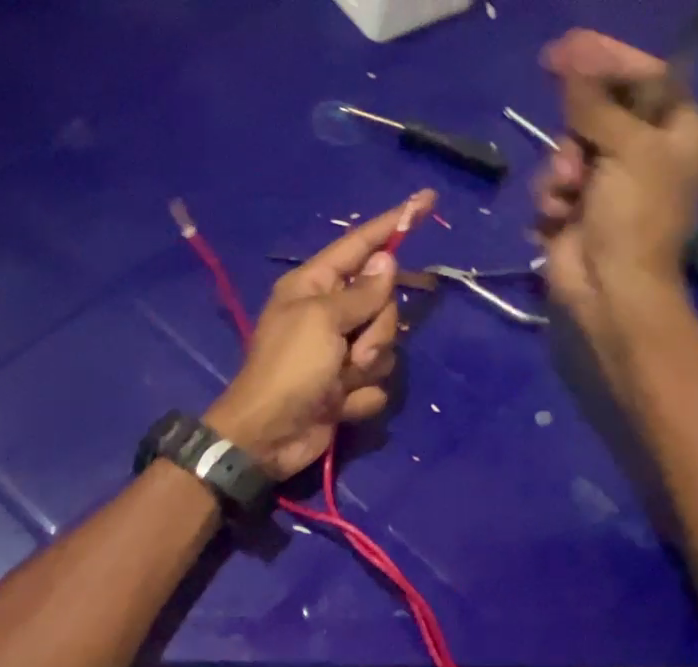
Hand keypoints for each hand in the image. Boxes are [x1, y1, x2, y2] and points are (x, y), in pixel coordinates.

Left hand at [204, 190, 434, 479]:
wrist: (269, 435)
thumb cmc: (288, 370)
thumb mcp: (323, 320)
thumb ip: (362, 292)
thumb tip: (386, 260)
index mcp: (313, 287)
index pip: (361, 245)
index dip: (394, 224)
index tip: (427, 199)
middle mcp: (329, 315)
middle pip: (383, 303)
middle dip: (376, 330)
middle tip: (350, 350)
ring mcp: (339, 354)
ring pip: (385, 347)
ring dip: (366, 368)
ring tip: (339, 382)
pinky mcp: (346, 389)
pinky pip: (377, 384)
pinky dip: (360, 397)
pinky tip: (337, 407)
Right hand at [534, 32, 697, 359]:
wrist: (610, 293)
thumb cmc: (636, 218)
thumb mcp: (627, 149)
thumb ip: (596, 102)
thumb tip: (570, 57)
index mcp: (681, 134)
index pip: (644, 79)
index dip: (606, 60)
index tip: (566, 48)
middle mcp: (647, 155)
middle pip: (599, 114)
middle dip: (577, 132)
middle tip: (571, 148)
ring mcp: (608, 186)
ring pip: (568, 151)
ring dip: (560, 171)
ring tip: (567, 195)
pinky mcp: (575, 214)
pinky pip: (553, 186)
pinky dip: (551, 200)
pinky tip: (558, 218)